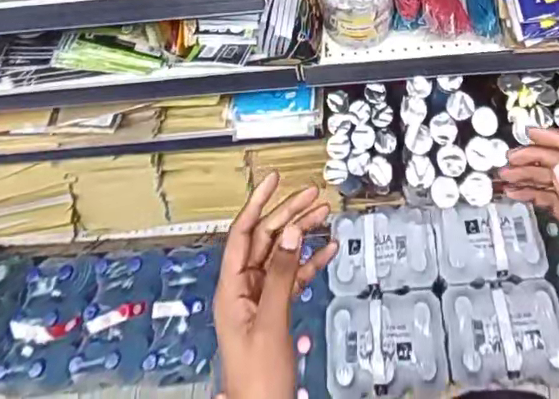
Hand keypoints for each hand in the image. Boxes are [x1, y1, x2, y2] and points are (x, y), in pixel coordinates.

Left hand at [212, 172, 338, 398]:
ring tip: (322, 214)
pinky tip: (327, 250)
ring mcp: (261, 298)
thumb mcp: (270, 322)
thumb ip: (281, 276)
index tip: (272, 180)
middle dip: (288, 214)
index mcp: (232, 288)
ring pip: (282, 254)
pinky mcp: (277, 311)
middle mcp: (244, 288)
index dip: (257, 202)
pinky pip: (294, 276)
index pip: (243, 232)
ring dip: (303, 234)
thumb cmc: (257, 381)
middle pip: (266, 239)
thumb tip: (289, 234)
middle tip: (310, 195)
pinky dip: (310, 261)